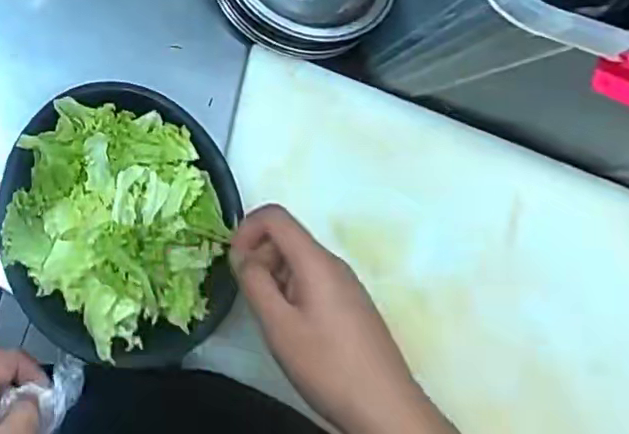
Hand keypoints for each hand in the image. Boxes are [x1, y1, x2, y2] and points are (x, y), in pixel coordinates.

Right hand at [230, 205, 456, 433]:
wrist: (392, 417)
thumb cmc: (330, 367)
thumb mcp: (278, 325)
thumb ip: (253, 280)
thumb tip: (242, 254)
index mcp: (316, 261)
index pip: (274, 215)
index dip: (247, 228)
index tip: (236, 262)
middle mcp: (334, 264)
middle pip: (286, 237)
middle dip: (260, 257)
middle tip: (254, 298)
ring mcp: (348, 286)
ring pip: (298, 261)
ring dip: (276, 278)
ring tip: (276, 320)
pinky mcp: (354, 307)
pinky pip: (314, 280)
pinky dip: (293, 292)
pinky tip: (298, 331)